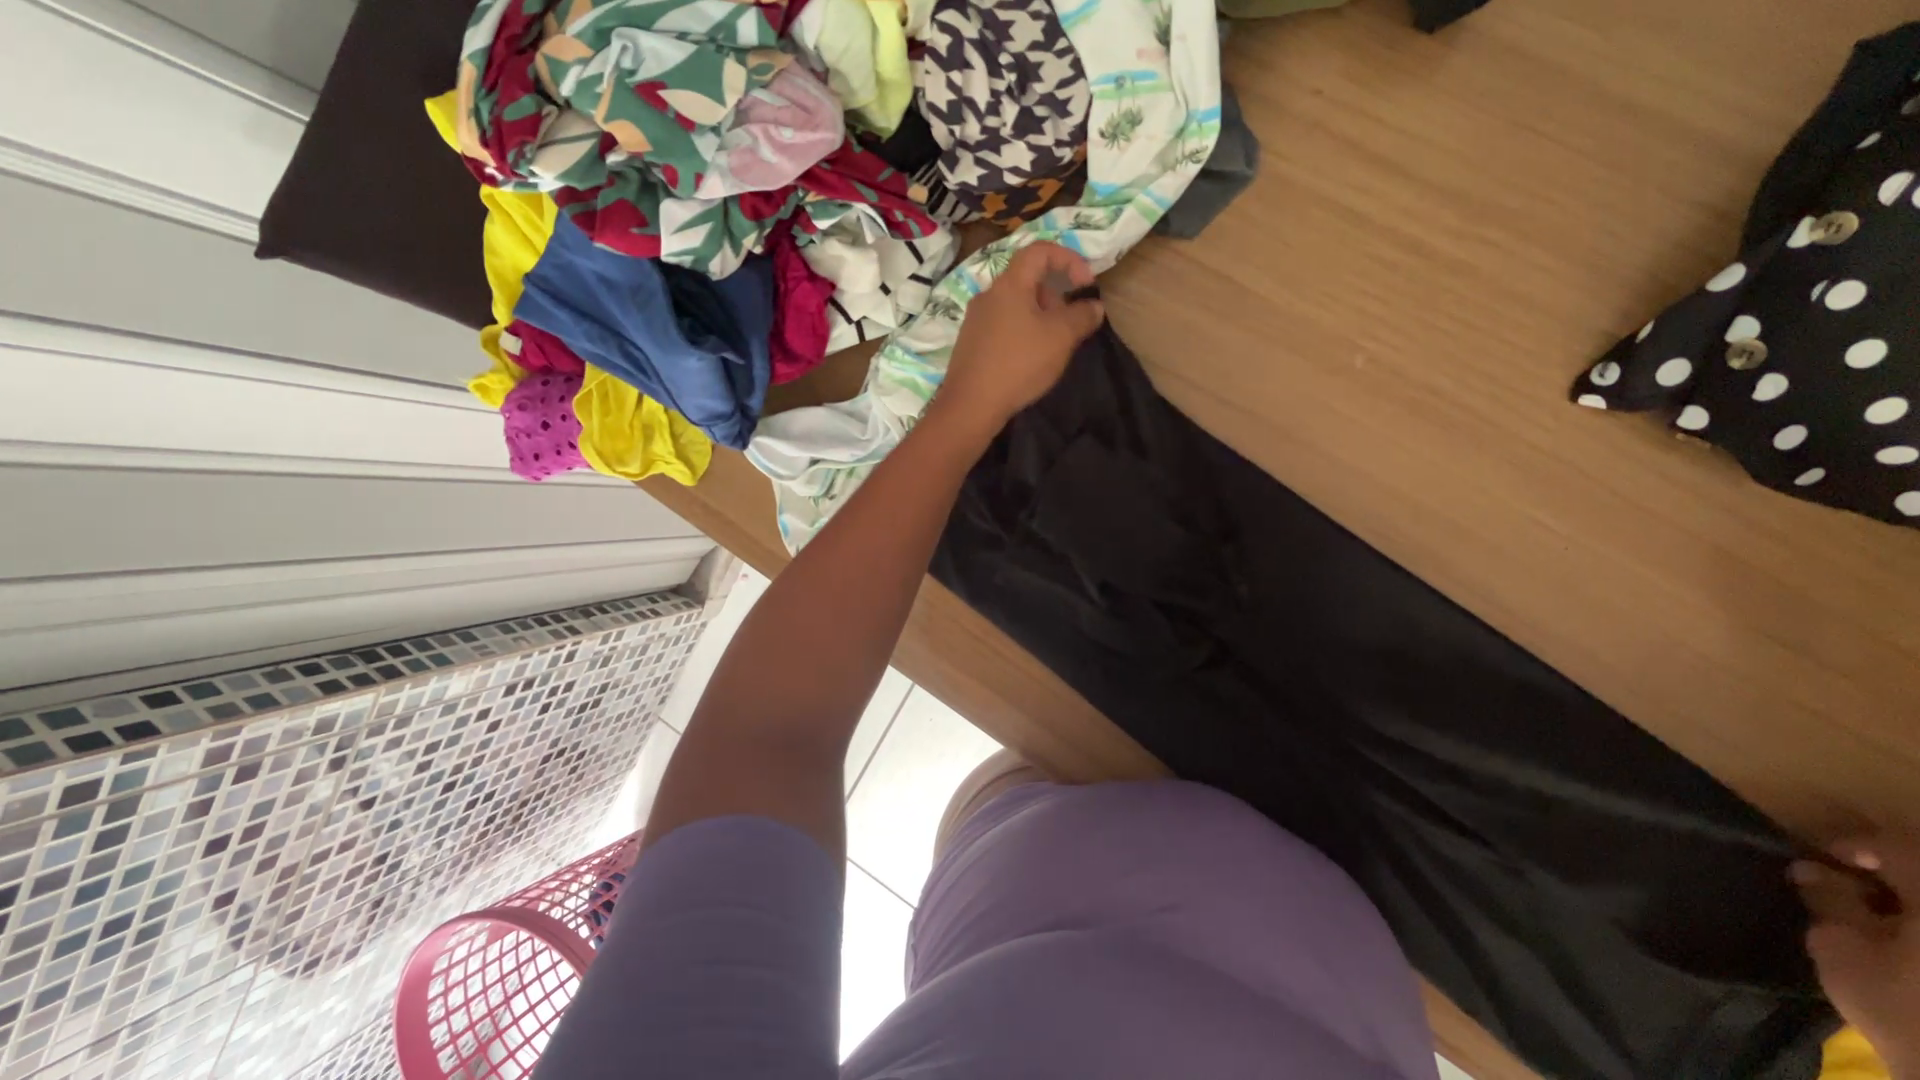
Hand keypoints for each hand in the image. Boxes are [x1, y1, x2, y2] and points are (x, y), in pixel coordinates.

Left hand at [936, 242, 1105, 428]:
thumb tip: (1093, 306)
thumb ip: (1082, 316)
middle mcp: (988, 294)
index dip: (1069, 259)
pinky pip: (1003, 323)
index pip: (1040, 251)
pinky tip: (1030, 358)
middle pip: (1027, 277)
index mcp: (1009, 284)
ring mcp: (976, 319)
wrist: (971, 405)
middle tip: (1071, 321)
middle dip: (1056, 293)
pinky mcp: (971, 342)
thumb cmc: (1019, 363)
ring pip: (1015, 303)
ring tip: (1054, 344)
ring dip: (1041, 314)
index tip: (1086, 285)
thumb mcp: (1060, 338)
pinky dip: (1023, 330)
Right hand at [1792, 831, 1919, 1076]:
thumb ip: (1828, 903)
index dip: (1854, 846)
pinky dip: (1918, 929)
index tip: (1823, 858)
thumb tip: (1809, 869)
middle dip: (1891, 874)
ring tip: (1886, 921)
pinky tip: (1908, 949)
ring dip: (1909, 904)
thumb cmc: (1902, 1009)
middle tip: (1854, 887)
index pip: (1895, 848)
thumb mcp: (1844, 952)